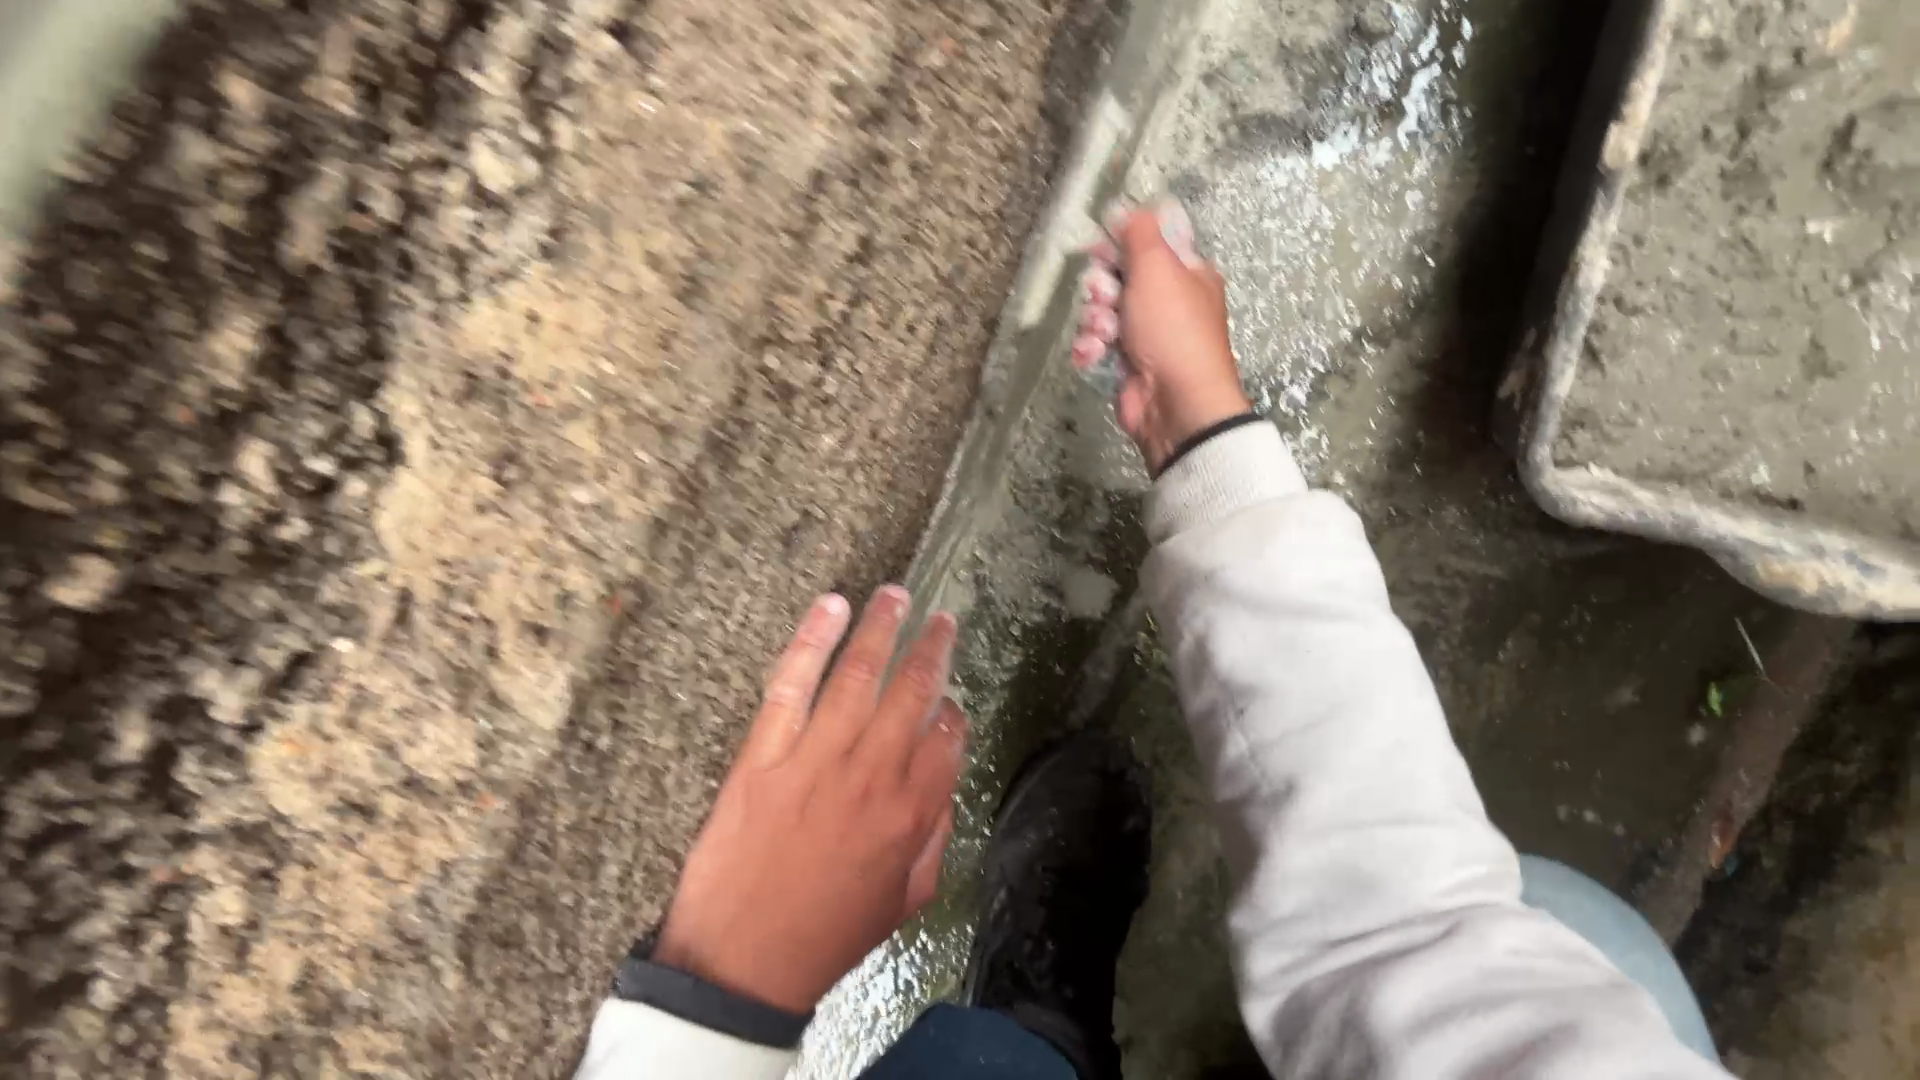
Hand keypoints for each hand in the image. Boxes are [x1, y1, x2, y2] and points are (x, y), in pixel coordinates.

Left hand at [653, 586, 969, 1014]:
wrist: (740, 963)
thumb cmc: (827, 934)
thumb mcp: (906, 900)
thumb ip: (934, 836)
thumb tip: (942, 783)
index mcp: (910, 812)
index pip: (949, 738)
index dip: (954, 711)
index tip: (950, 699)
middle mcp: (872, 774)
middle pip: (913, 691)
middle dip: (933, 648)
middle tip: (942, 619)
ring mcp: (815, 758)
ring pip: (858, 675)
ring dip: (883, 628)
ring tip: (897, 595)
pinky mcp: (764, 754)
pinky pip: (791, 684)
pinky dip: (813, 640)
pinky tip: (832, 606)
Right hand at [1072, 201, 1251, 472]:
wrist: (1175, 403)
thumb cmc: (1173, 329)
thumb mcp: (1159, 267)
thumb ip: (1139, 232)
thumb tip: (1125, 208)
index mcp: (1185, 272)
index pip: (1145, 244)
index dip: (1118, 244)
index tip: (1099, 249)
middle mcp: (1166, 300)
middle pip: (1115, 276)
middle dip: (1101, 288)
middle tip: (1106, 298)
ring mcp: (1144, 334)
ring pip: (1100, 311)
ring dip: (1093, 321)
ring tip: (1104, 336)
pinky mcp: (1124, 362)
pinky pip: (1095, 342)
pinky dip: (1090, 348)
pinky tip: (1094, 355)